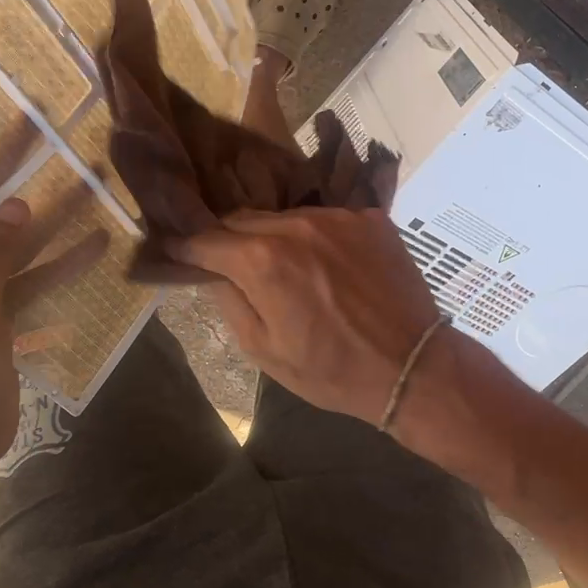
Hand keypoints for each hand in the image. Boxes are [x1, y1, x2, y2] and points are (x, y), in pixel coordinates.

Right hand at [171, 207, 439, 420]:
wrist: (413, 367)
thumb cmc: (332, 371)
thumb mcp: (264, 351)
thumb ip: (229, 302)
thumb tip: (211, 271)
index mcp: (263, 261)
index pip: (206, 239)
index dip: (185, 247)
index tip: (174, 251)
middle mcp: (298, 225)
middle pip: (243, 220)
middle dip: (227, 239)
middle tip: (227, 262)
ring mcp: (339, 217)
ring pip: (286, 217)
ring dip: (274, 237)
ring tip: (283, 267)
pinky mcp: (371, 219)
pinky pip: (328, 220)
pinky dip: (317, 239)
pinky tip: (329, 267)